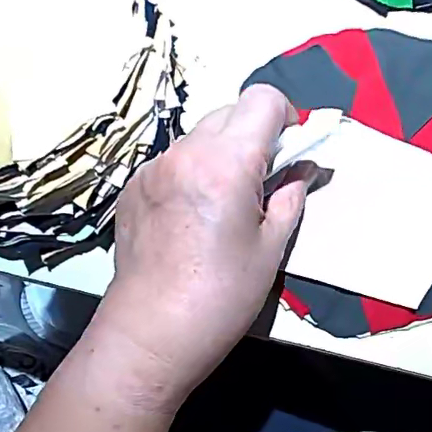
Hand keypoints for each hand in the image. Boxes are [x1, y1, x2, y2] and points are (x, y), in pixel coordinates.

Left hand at [86, 85, 309, 413]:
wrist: (150, 332)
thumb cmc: (219, 296)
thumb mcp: (270, 247)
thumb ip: (288, 196)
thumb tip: (301, 169)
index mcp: (223, 162)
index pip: (262, 99)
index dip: (284, 119)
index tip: (288, 152)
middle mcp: (181, 155)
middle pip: (226, 113)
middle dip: (250, 135)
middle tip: (258, 181)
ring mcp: (149, 172)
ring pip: (194, 139)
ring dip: (216, 154)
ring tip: (220, 204)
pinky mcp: (130, 191)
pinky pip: (168, 164)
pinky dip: (187, 174)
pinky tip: (189, 216)